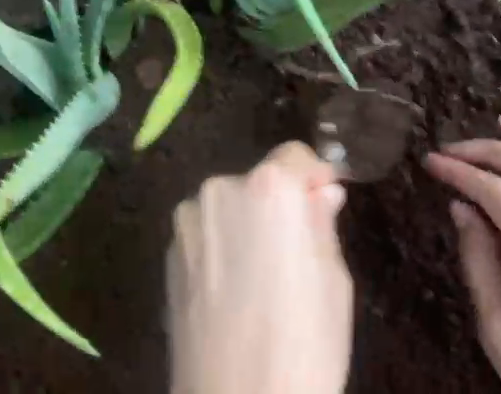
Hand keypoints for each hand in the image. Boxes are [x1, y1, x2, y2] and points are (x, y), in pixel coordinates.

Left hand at [167, 142, 351, 393]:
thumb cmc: (304, 344)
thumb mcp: (333, 282)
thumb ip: (322, 224)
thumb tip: (322, 191)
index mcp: (268, 187)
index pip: (296, 156)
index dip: (315, 179)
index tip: (326, 206)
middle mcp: (220, 187)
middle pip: (258, 182)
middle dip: (277, 208)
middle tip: (295, 260)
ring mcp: (187, 218)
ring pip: (228, 208)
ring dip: (244, 228)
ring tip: (260, 285)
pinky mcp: (167, 250)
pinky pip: (205, 235)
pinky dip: (220, 250)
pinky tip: (231, 295)